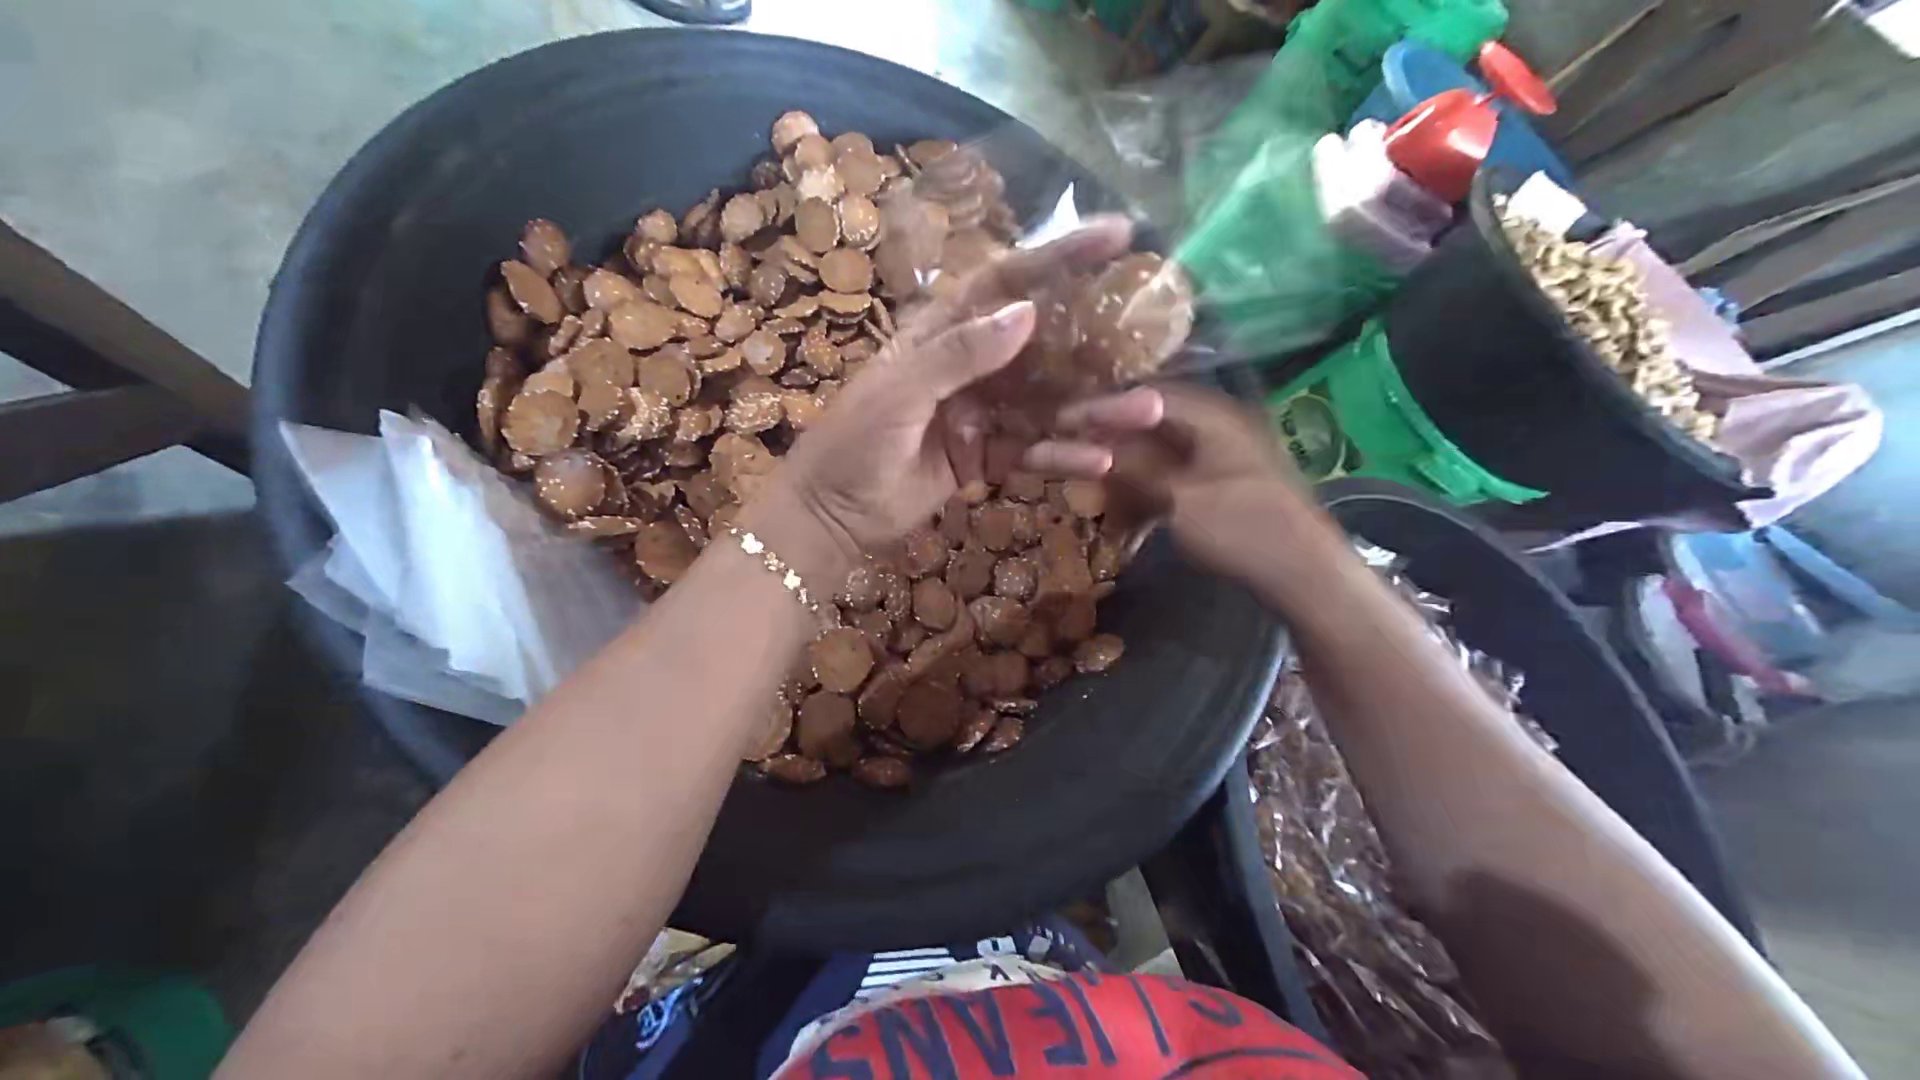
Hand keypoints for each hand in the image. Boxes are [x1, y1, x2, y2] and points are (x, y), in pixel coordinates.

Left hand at [745, 219, 1137, 576]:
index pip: (1006, 284)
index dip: (1057, 257)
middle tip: (1154, 334)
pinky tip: (1101, 461)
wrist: (832, 516)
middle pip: (1044, 346)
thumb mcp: (899, 392)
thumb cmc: (853, 444)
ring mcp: (983, 414)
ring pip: (1049, 405)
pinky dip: (1065, 456)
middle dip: (1096, 342)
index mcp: (942, 335)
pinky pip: (1035, 452)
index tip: (1116, 235)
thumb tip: (1027, 313)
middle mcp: (972, 367)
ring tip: (1146, 410)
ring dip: (1096, 409)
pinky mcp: (988, 457)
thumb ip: (959, 355)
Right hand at [1027, 383, 1336, 586]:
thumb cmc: (1243, 527)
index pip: (1144, 398)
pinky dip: (1146, 492)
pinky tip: (1127, 521)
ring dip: (1124, 470)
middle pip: (1148, 423)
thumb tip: (1090, 445)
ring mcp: (1220, 457)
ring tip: (1092, 487)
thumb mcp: (1180, 497)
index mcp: (1211, 417)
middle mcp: (1215, 427)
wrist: (1304, 574)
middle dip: (1107, 439)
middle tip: (1069, 450)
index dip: (1099, 408)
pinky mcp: (1221, 486)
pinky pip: (1172, 478)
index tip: (1061, 422)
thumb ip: (1134, 466)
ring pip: (1157, 452)